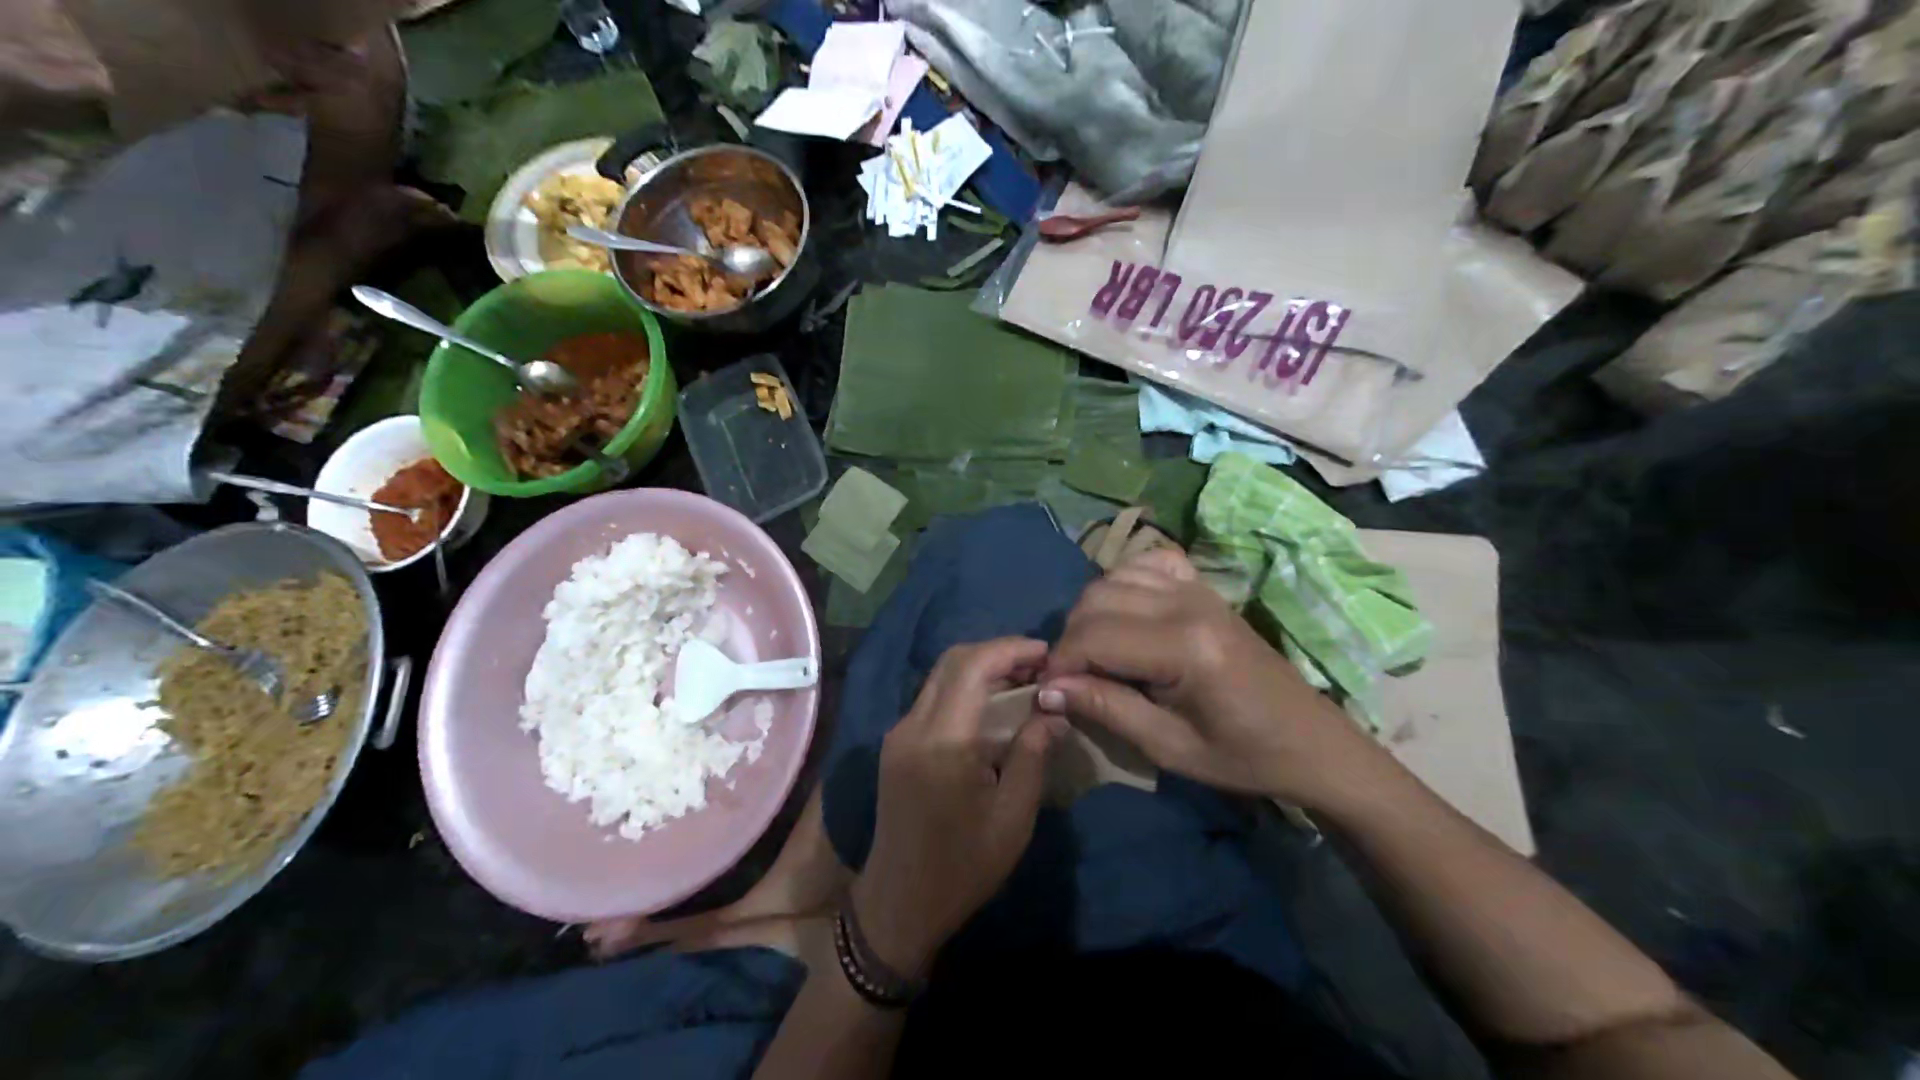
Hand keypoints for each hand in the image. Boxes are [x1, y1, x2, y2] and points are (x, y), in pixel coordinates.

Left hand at [851, 639, 1064, 975]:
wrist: (900, 902)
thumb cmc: (963, 866)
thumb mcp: (1012, 816)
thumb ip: (1033, 754)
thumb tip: (1055, 710)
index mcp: (942, 740)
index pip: (973, 666)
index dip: (1012, 649)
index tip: (1049, 653)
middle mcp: (913, 725)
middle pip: (953, 661)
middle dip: (998, 652)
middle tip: (1039, 666)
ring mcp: (899, 732)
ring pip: (941, 676)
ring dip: (981, 668)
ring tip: (1024, 682)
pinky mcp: (896, 744)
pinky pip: (933, 698)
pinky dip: (966, 689)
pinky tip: (994, 707)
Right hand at [1039, 548, 1388, 809]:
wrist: (1310, 742)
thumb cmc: (1243, 756)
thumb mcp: (1168, 746)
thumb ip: (1105, 708)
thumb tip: (1046, 689)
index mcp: (1185, 648)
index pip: (1093, 637)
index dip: (1060, 665)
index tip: (1050, 694)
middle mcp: (1188, 604)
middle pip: (1097, 600)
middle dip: (1071, 639)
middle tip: (1071, 679)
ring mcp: (1198, 588)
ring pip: (1113, 577)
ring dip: (1091, 612)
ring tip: (1095, 653)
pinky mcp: (1204, 587)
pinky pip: (1147, 562)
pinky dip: (1122, 582)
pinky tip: (1124, 614)